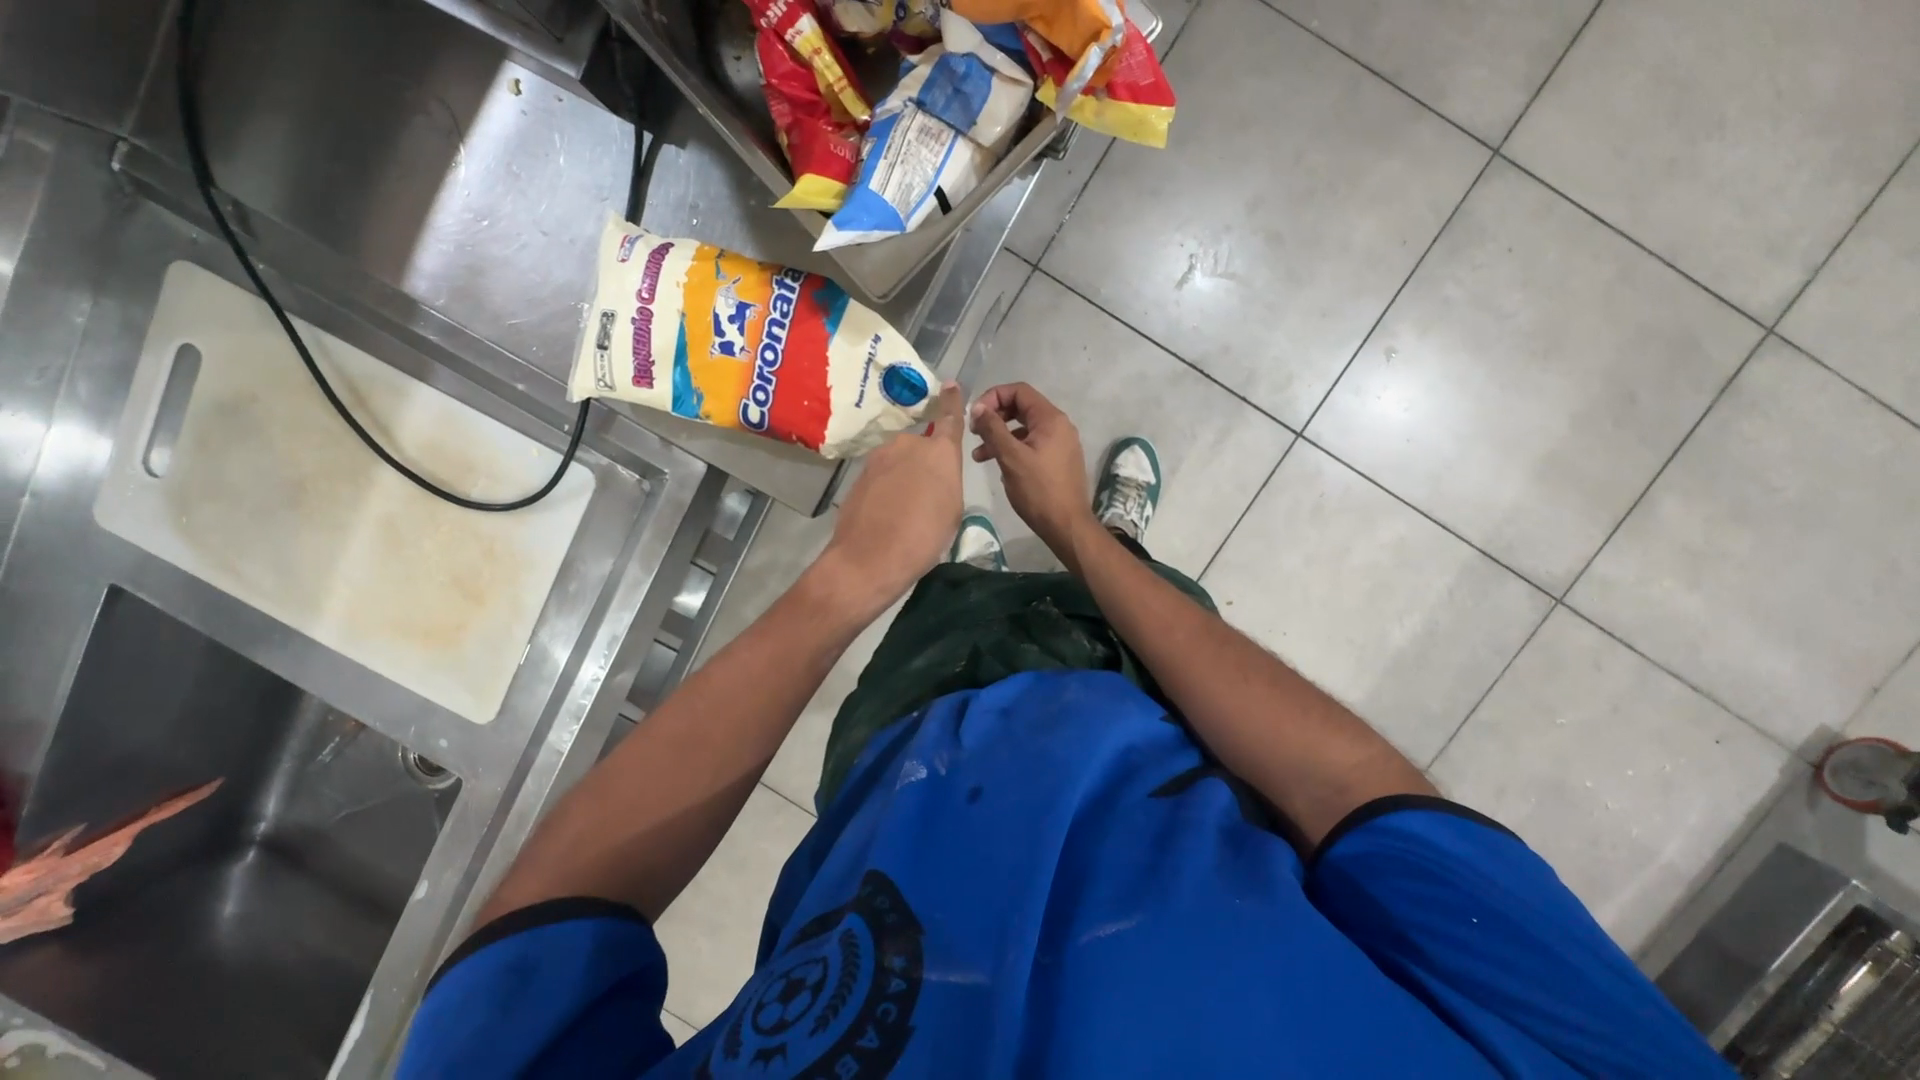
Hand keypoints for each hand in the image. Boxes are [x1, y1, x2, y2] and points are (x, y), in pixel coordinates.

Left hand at [820, 383, 965, 609]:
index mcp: (939, 452)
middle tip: (927, 499)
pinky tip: (887, 517)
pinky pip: (882, 477)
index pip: (950, 419)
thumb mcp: (951, 511)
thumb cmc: (924, 537)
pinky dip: (886, 491)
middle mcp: (908, 445)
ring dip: (904, 479)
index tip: (949, 384)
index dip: (951, 402)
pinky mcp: (860, 474)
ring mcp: (879, 458)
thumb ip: (946, 482)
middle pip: (921, 448)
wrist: (870, 557)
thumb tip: (934, 477)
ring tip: (906, 513)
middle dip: (924, 465)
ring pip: (899, 463)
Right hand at [969, 383, 1099, 570]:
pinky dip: (1012, 449)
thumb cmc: (1038, 490)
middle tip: (975, 433)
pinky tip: (997, 465)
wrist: (1066, 525)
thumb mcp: (1011, 457)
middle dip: (995, 417)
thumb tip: (977, 407)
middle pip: (1021, 408)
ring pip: (1024, 428)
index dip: (993, 397)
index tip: (975, 416)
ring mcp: (1060, 443)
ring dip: (1000, 436)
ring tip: (979, 455)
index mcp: (1051, 419)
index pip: (1019, 391)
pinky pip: (1031, 444)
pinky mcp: (1058, 459)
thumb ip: (993, 428)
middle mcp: (1059, 426)